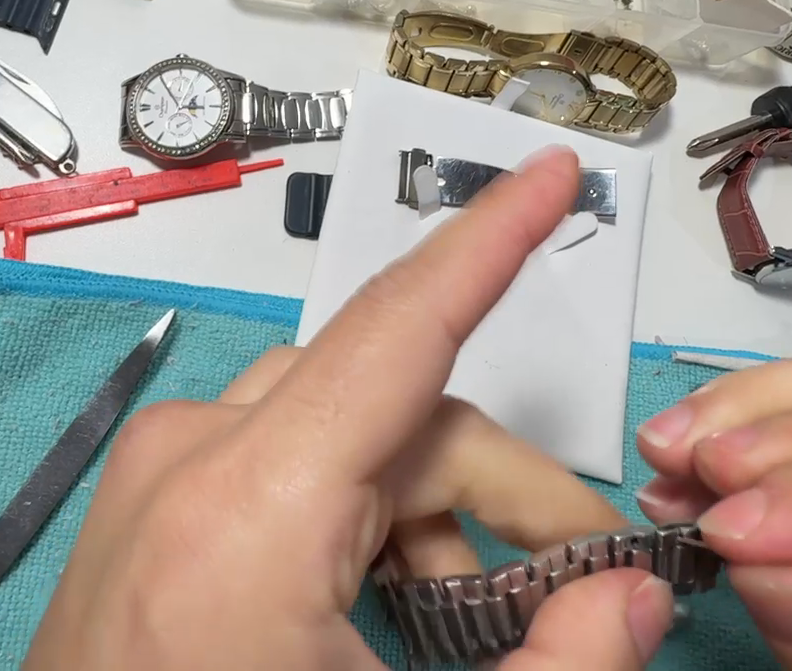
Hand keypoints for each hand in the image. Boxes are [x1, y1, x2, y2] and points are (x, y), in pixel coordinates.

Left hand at [27, 147, 673, 669]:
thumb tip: (632, 593)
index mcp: (248, 507)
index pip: (399, 325)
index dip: (490, 238)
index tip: (548, 172)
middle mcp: (197, 450)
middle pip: (396, 403)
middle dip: (501, 479)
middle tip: (583, 574)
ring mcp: (168, 460)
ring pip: (349, 425)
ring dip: (431, 504)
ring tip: (478, 618)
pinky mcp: (159, 484)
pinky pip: (294, 455)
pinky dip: (363, 510)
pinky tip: (387, 601)